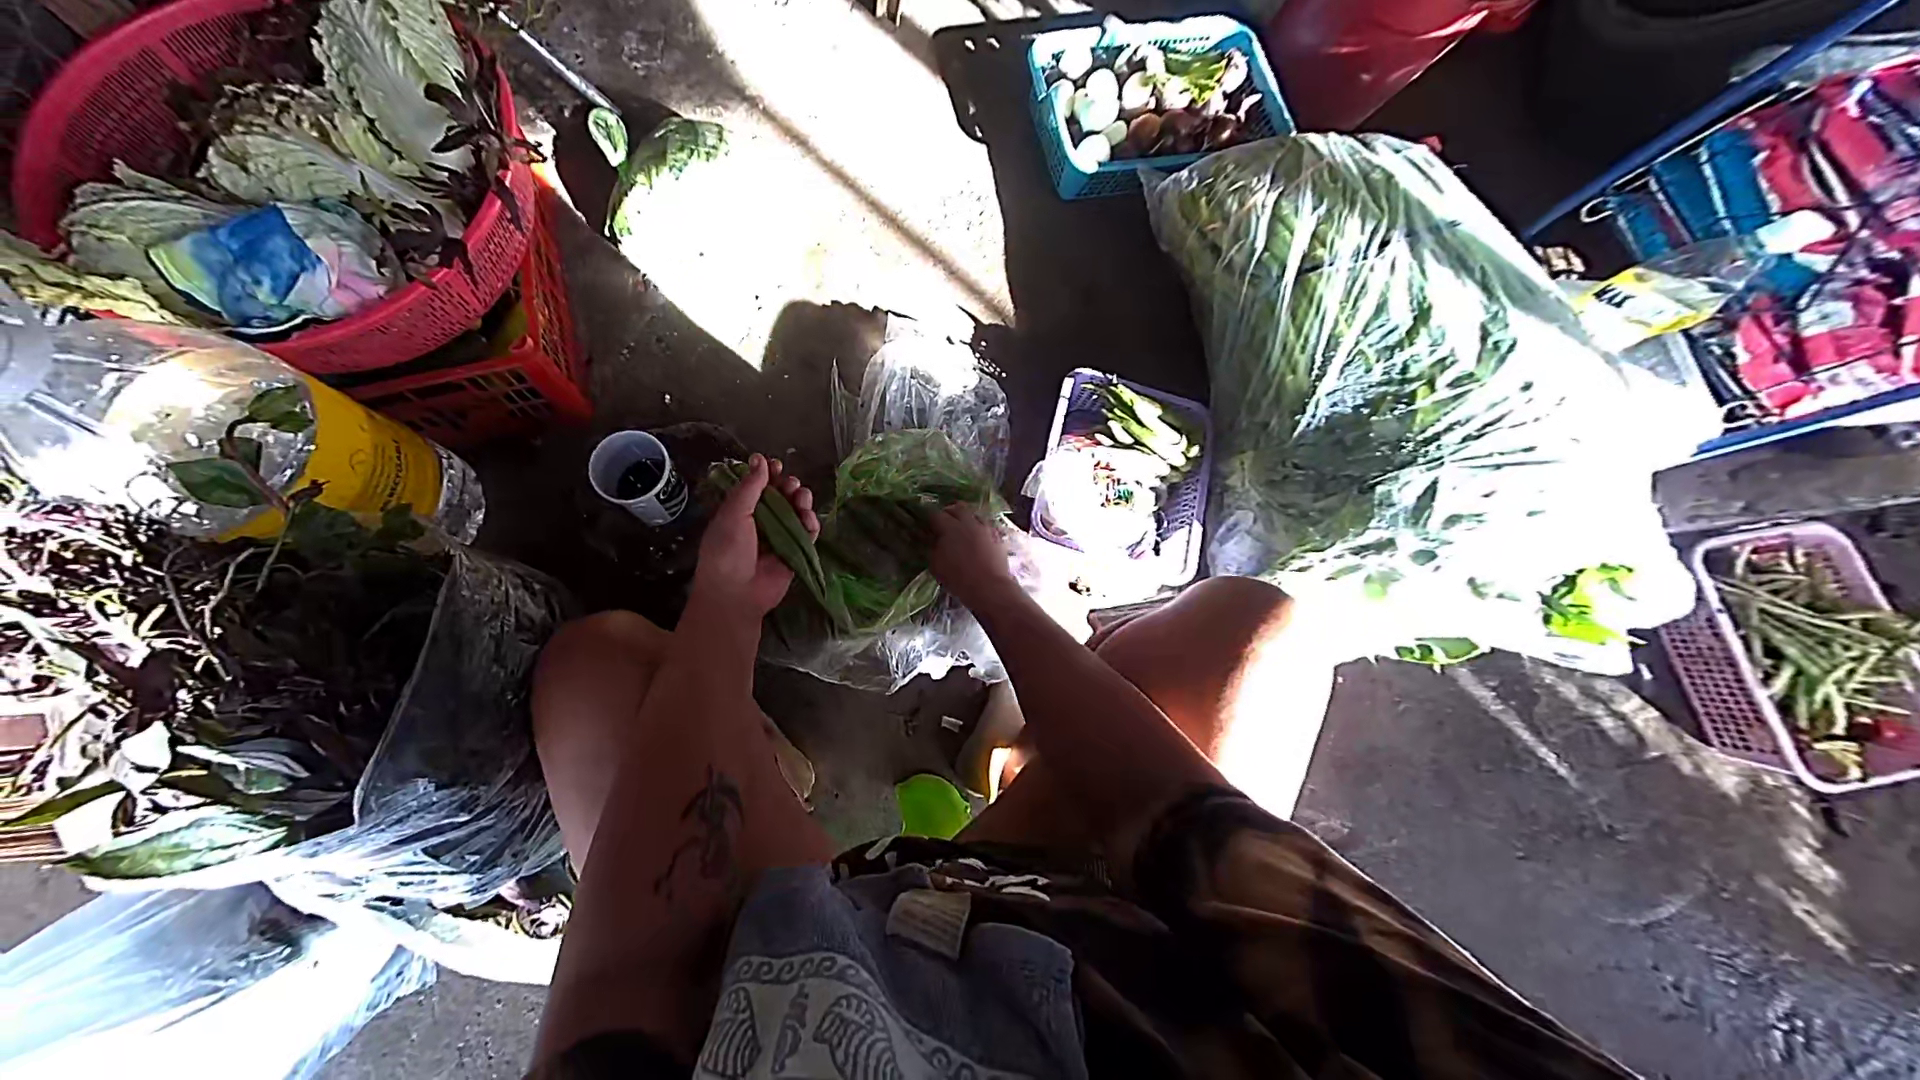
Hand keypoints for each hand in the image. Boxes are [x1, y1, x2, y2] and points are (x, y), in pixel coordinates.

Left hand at [692, 454, 818, 616]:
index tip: (776, 466)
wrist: (737, 592)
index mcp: (741, 511)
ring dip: (802, 501)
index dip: (769, 475)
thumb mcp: (734, 513)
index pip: (759, 486)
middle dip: (789, 486)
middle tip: (791, 484)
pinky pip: (808, 533)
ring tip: (802, 498)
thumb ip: (750, 487)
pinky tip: (809, 518)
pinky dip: (811, 523)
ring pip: (797, 512)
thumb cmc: (727, 550)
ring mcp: (780, 537)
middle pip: (781, 497)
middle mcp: (762, 522)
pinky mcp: (795, 552)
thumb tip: (760, 458)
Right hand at [928, 505, 1017, 612]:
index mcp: (950, 527)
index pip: (935, 514)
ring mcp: (985, 528)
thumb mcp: (935, 565)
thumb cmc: (958, 578)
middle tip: (944, 521)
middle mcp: (968, 522)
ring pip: (974, 514)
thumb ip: (932, 548)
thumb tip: (933, 540)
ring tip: (962, 529)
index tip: (925, 522)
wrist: (989, 587)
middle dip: (949, 512)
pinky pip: (986, 526)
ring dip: (966, 518)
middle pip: (958, 507)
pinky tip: (978, 538)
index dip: (928, 517)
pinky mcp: (998, 536)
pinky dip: (979, 529)